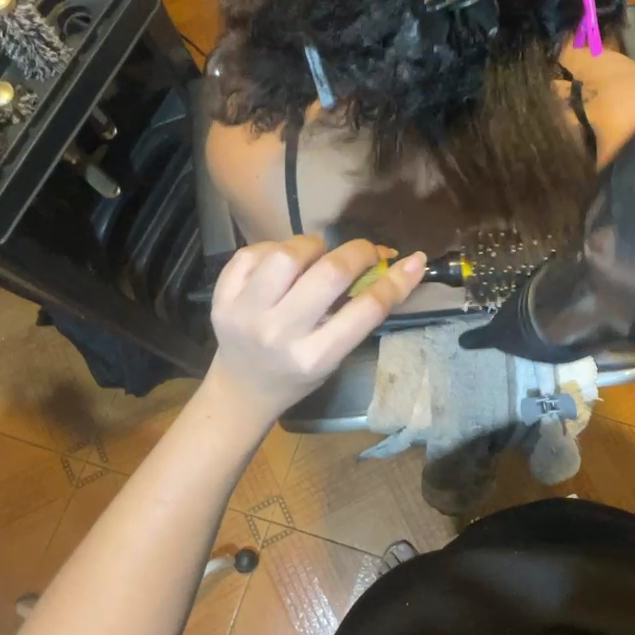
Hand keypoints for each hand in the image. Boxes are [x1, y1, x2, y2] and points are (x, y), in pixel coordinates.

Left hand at [202, 237, 425, 420]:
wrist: (243, 388)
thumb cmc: (299, 374)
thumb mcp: (334, 355)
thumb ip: (359, 315)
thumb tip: (402, 266)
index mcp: (314, 357)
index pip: (364, 311)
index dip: (395, 282)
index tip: (413, 262)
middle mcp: (279, 335)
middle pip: (328, 274)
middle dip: (357, 253)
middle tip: (364, 252)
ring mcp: (245, 315)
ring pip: (286, 255)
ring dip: (311, 246)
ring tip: (316, 256)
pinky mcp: (221, 299)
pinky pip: (251, 253)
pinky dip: (274, 248)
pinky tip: (282, 261)